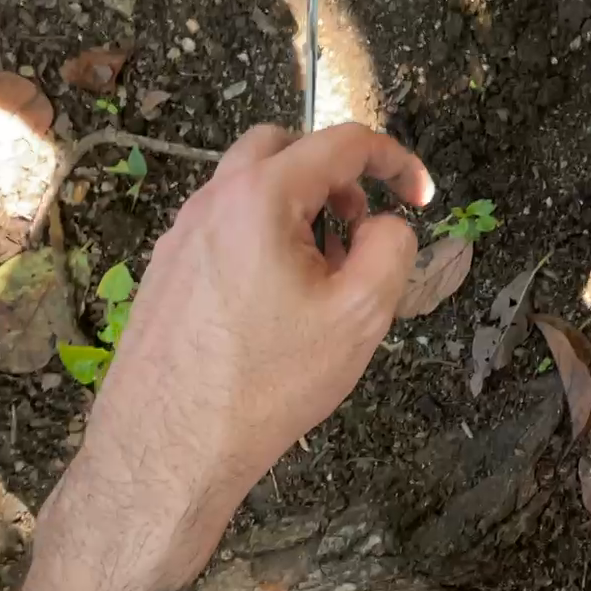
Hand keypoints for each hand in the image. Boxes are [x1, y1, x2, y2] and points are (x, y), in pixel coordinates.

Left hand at [82, 123, 433, 516]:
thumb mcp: (361, 313)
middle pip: (285, 148)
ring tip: (323, 277)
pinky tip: (278, 303)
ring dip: (301, 209)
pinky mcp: (168, 269)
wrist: (169, 447)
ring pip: (252, 188)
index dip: (396, 161)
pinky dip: (267, 236)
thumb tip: (385, 224)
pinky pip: (228, 226)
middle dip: (337, 176)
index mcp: (261, 197)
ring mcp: (182, 234)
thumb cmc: (272, 379)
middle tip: (359, 229)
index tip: (421, 197)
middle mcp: (213, 201)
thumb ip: (392, 247)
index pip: (342, 143)